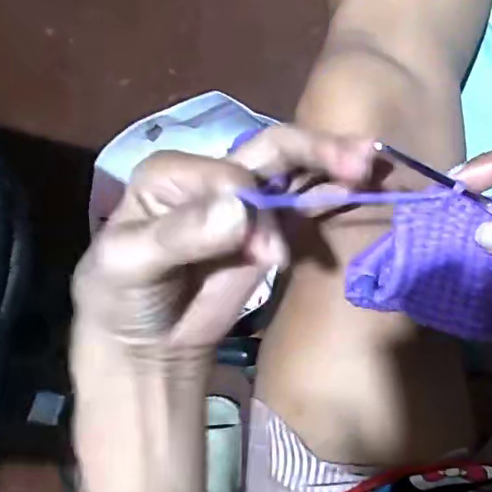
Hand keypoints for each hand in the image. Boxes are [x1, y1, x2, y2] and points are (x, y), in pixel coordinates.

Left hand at [73, 125, 373, 375]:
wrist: (147, 341)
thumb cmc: (123, 295)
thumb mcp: (130, 263)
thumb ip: (181, 235)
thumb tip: (243, 210)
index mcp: (173, 173)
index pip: (229, 175)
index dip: (254, 209)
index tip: (263, 256)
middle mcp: (213, 178)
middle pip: (270, 151)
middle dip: (315, 150)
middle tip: (359, 159)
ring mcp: (246, 205)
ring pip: (293, 173)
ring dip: (331, 166)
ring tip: (368, 166)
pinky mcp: (269, 233)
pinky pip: (302, 208)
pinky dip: (329, 196)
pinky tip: (356, 189)